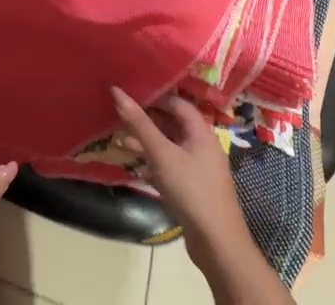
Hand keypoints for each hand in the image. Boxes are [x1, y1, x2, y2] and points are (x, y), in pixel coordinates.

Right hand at [110, 87, 246, 253]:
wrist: (217, 242)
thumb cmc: (191, 190)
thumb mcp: (162, 154)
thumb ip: (139, 124)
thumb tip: (117, 91)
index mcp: (201, 133)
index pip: (178, 104)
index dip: (155, 96)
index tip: (130, 92)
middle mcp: (202, 147)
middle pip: (173, 124)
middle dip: (147, 119)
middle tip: (120, 113)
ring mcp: (199, 168)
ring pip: (170, 146)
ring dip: (147, 141)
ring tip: (121, 138)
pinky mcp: (193, 187)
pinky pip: (170, 165)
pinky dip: (154, 162)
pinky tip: (136, 165)